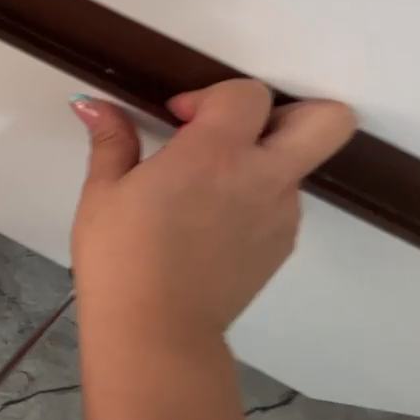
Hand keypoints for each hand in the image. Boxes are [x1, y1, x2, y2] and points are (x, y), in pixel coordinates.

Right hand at [70, 80, 356, 341]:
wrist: (156, 324)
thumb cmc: (117, 253)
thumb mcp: (102, 192)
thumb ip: (111, 141)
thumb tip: (93, 106)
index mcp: (212, 156)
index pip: (245, 95)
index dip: (210, 96)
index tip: (176, 118)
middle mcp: (262, 176)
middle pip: (326, 119)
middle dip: (286, 112)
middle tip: (229, 132)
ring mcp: (281, 212)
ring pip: (293, 164)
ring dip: (255, 161)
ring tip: (195, 191)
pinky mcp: (283, 242)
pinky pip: (278, 201)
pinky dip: (248, 198)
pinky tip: (200, 224)